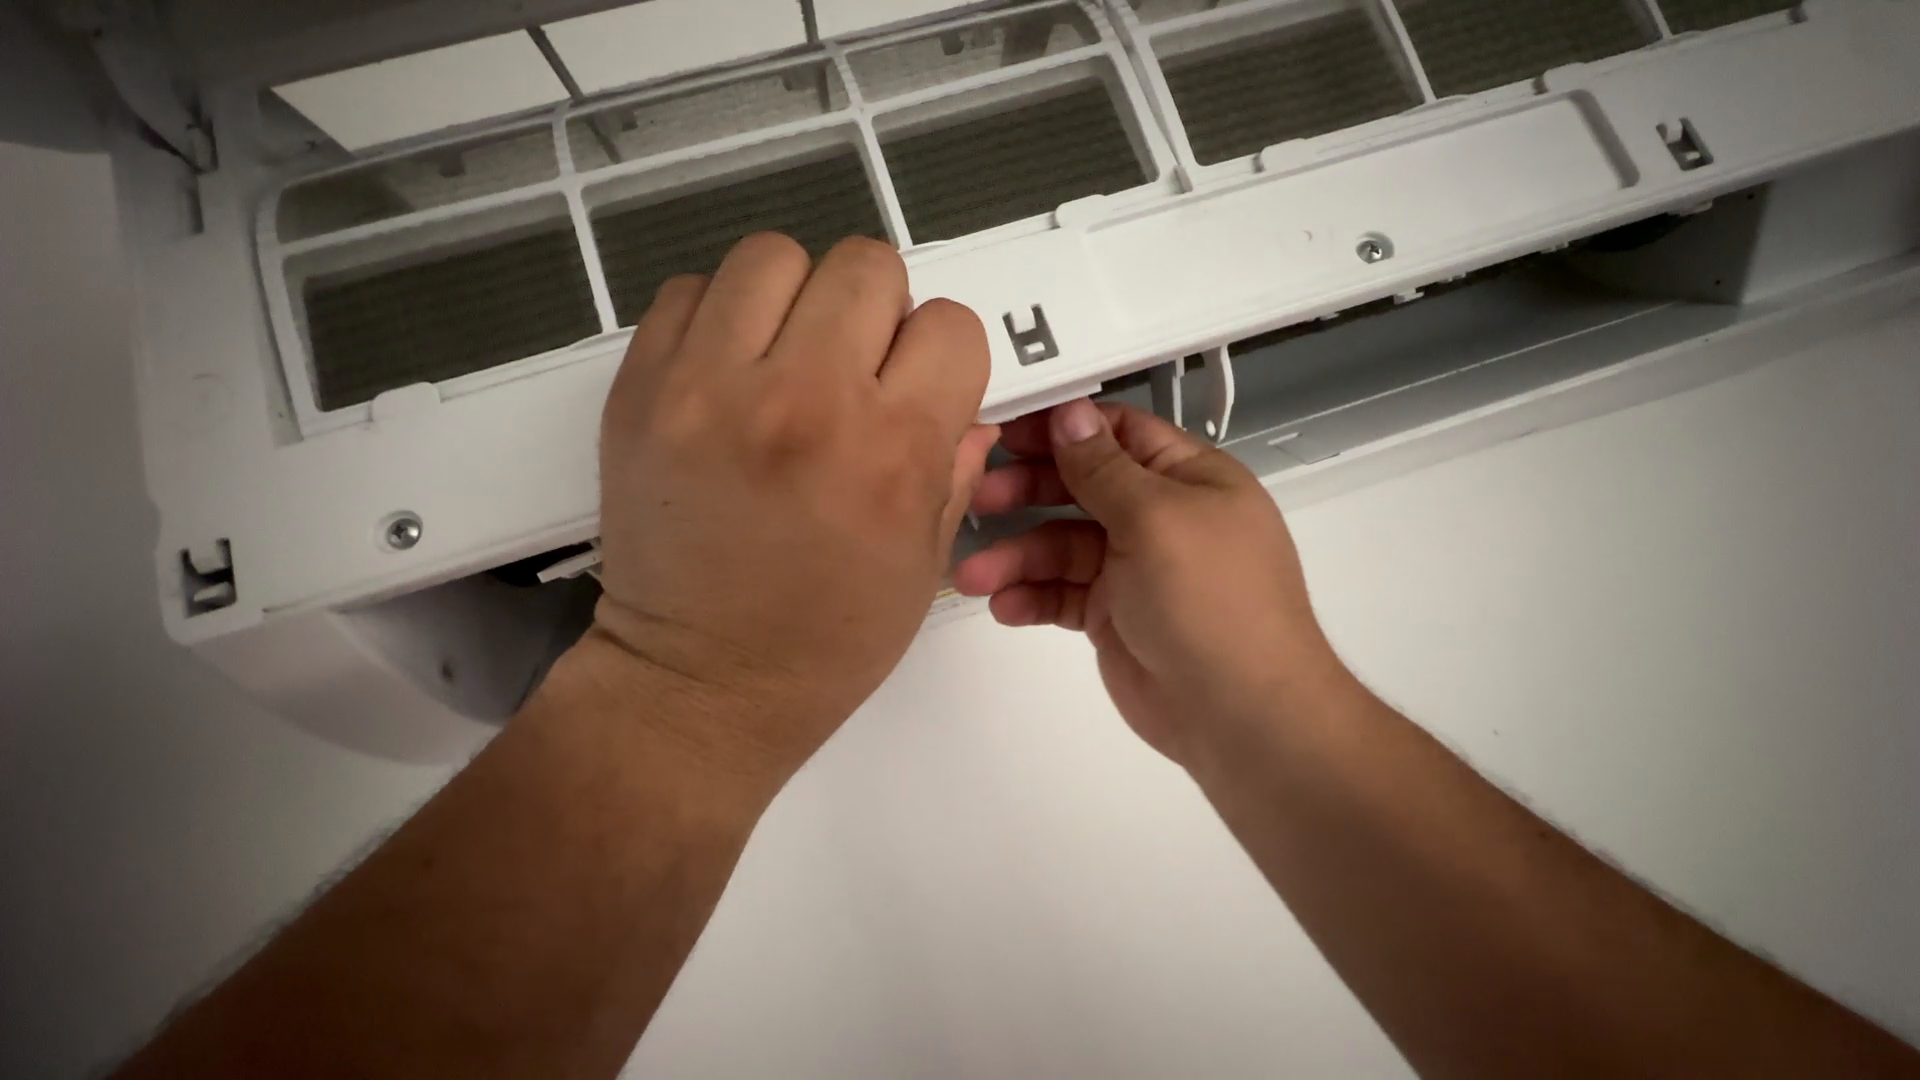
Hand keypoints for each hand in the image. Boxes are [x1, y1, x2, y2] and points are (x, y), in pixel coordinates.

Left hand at [590, 233, 996, 784]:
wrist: (699, 685)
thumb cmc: (827, 642)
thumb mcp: (923, 563)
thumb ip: (952, 464)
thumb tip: (962, 403)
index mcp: (890, 453)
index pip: (951, 325)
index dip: (946, 356)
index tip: (920, 389)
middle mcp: (802, 401)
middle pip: (867, 266)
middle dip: (880, 313)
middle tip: (857, 370)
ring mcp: (707, 387)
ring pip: (776, 255)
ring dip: (799, 299)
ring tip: (789, 358)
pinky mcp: (638, 390)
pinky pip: (690, 290)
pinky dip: (721, 317)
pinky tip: (730, 374)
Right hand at [954, 399, 1347, 767]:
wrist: (1239, 714)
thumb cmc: (1209, 599)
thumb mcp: (1156, 519)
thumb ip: (1104, 468)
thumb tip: (1070, 414)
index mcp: (1187, 478)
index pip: (1118, 433)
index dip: (1062, 428)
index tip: (1006, 431)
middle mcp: (1160, 517)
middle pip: (1079, 487)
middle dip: (1026, 492)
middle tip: (976, 498)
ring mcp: (1133, 568)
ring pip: (1061, 546)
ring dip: (1016, 558)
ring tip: (973, 576)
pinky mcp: (1112, 615)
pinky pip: (1062, 594)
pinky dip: (1032, 598)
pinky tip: (1006, 608)